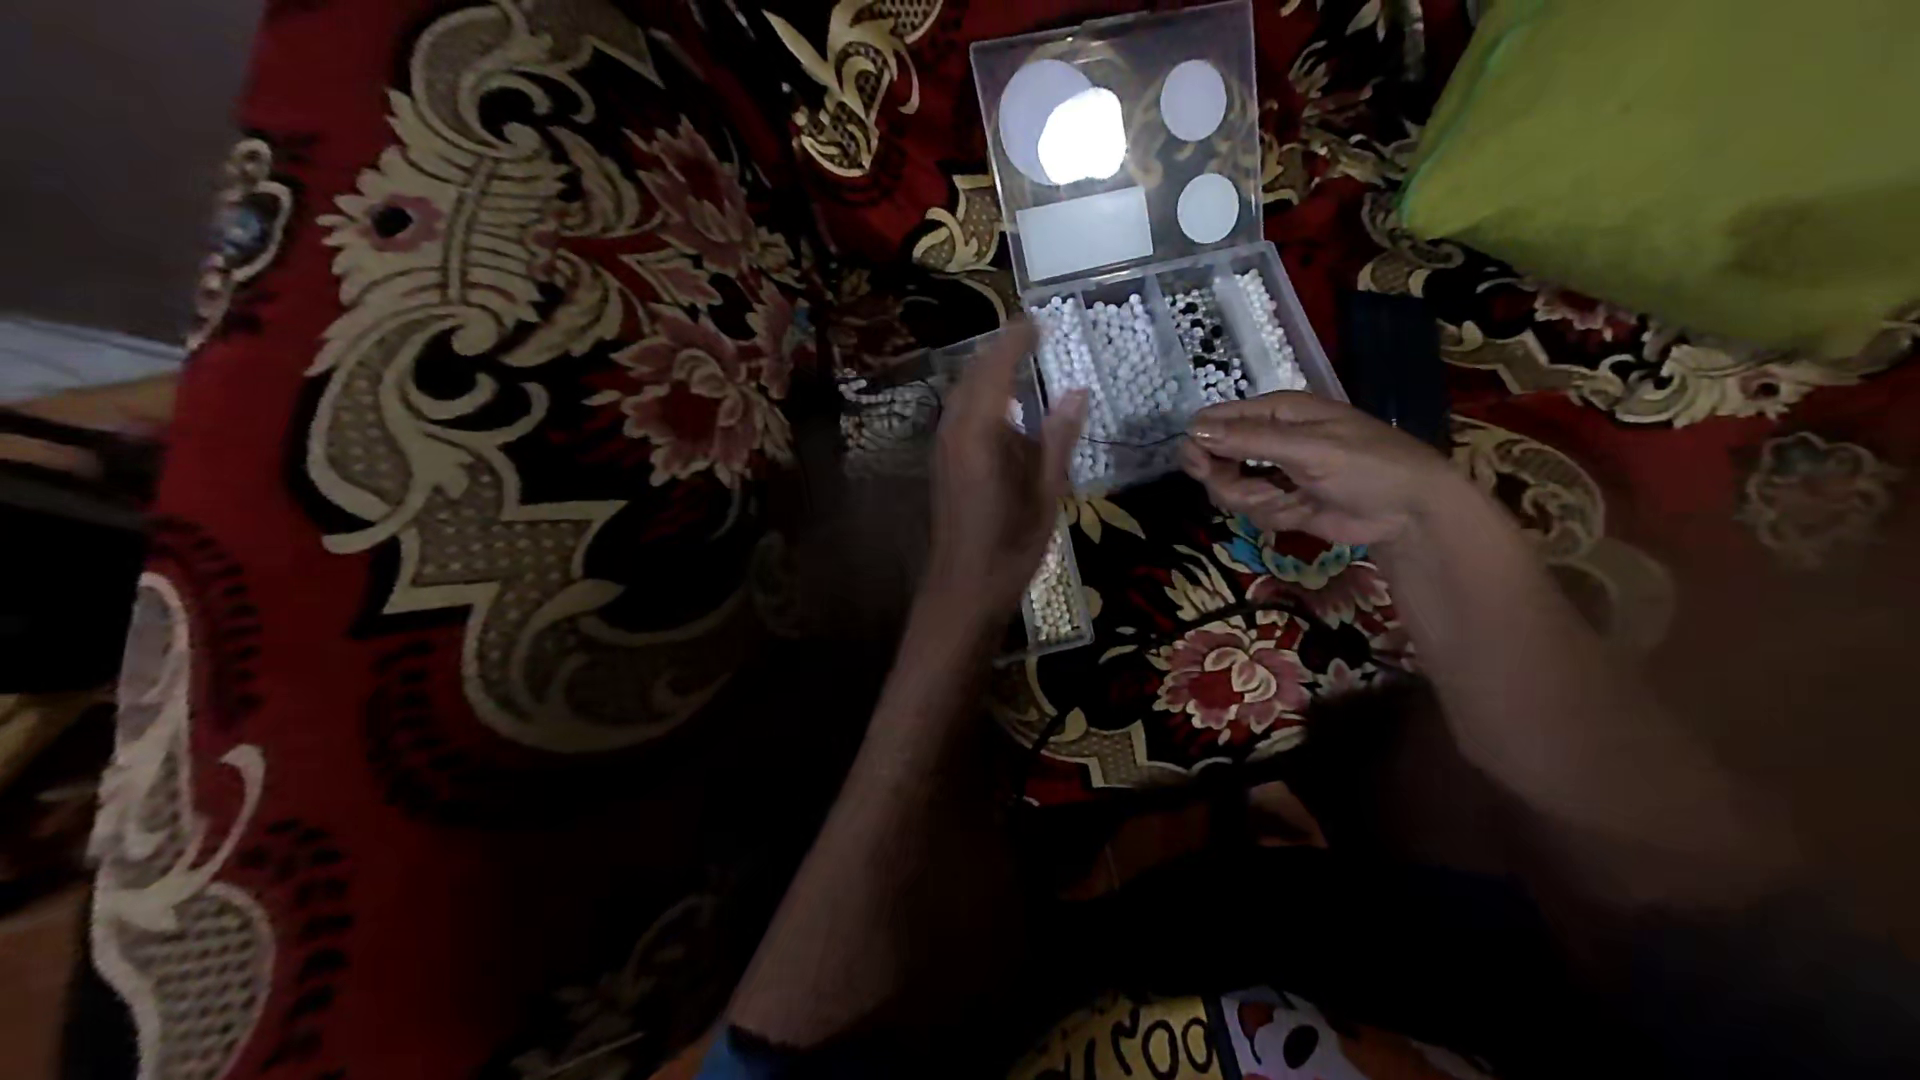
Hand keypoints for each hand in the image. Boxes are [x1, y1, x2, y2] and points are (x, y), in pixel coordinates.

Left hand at [927, 322, 1086, 621]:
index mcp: (980, 432)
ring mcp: (944, 447)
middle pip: (973, 375)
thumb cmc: (1011, 545)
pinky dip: (980, 399)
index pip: (995, 369)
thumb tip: (1077, 392)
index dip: (1015, 341)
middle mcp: (954, 431)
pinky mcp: (943, 463)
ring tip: (1019, 363)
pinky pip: (960, 415)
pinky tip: (1003, 410)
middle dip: (1000, 351)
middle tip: (1031, 336)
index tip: (1037, 321)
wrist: (964, 586)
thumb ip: (1059, 438)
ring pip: (962, 395)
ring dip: (987, 374)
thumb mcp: (1047, 492)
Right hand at [1177, 391, 1460, 546]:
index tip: (1200, 466)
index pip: (1214, 421)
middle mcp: (1265, 439)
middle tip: (1257, 492)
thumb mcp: (1308, 448)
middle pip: (1213, 460)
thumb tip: (1194, 429)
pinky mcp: (1277, 502)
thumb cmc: (1367, 464)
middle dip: (1229, 480)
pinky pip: (1250, 512)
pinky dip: (1273, 516)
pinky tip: (1302, 512)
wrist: (1408, 512)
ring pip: (1228, 490)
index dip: (1200, 442)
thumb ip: (1250, 440)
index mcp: (1274, 412)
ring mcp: (1270, 473)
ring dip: (1256, 501)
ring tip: (1291, 500)